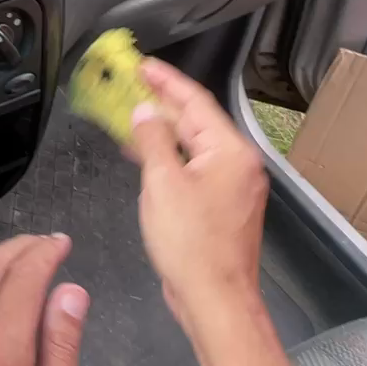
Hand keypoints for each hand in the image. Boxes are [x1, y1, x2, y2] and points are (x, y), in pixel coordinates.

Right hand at [125, 59, 268, 331]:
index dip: (165, 80)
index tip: (141, 64)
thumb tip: (145, 112)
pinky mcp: (220, 205)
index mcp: (229, 152)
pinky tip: (143, 152)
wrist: (215, 301)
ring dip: (161, 128)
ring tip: (129, 113)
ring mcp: (231, 186)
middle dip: (161, 102)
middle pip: (195, 120)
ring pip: (192, 144)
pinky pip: (192, 165)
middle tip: (130, 83)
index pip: (195, 101)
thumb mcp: (162, 182)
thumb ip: (152, 139)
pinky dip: (168, 154)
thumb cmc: (191, 243)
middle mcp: (237, 164)